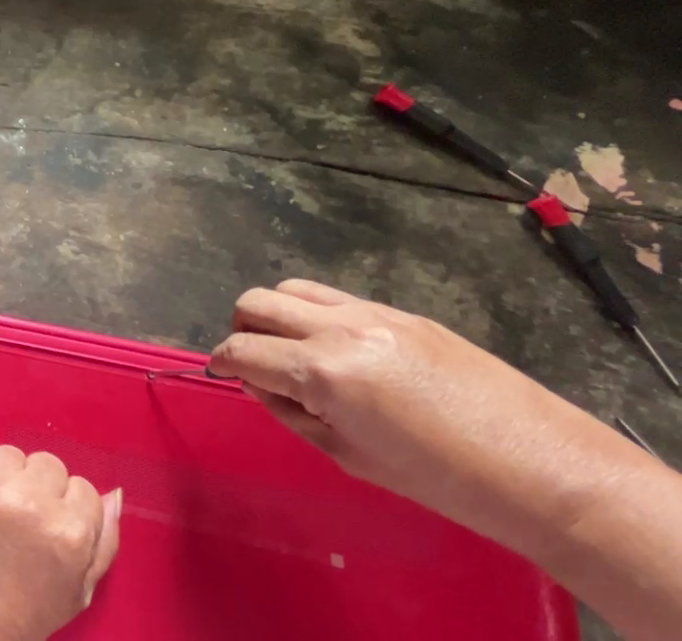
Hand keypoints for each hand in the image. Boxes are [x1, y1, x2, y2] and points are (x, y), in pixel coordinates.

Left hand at [0, 446, 120, 640]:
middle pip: (49, 464)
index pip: (84, 488)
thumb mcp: (79, 589)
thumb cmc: (24, 610)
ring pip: (12, 455)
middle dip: (40, 485)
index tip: (53, 525)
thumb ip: (103, 541)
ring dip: (8, 475)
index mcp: (70, 530)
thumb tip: (113, 494)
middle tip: (25, 514)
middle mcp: (32, 500)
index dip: (69, 507)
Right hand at [210, 279, 645, 556]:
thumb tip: (260, 384)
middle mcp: (339, 329)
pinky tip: (340, 349)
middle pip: (255, 303)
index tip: (219, 373)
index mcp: (322, 372)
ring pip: (290, 288)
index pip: (241, 350)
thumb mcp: (348, 455)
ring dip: (275, 314)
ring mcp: (375, 314)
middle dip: (241, 330)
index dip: (220, 362)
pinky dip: (316, 315)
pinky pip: (336, 297)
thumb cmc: (442, 480)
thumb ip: (292, 412)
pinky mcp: (406, 312)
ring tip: (293, 347)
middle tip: (256, 362)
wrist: (548, 472)